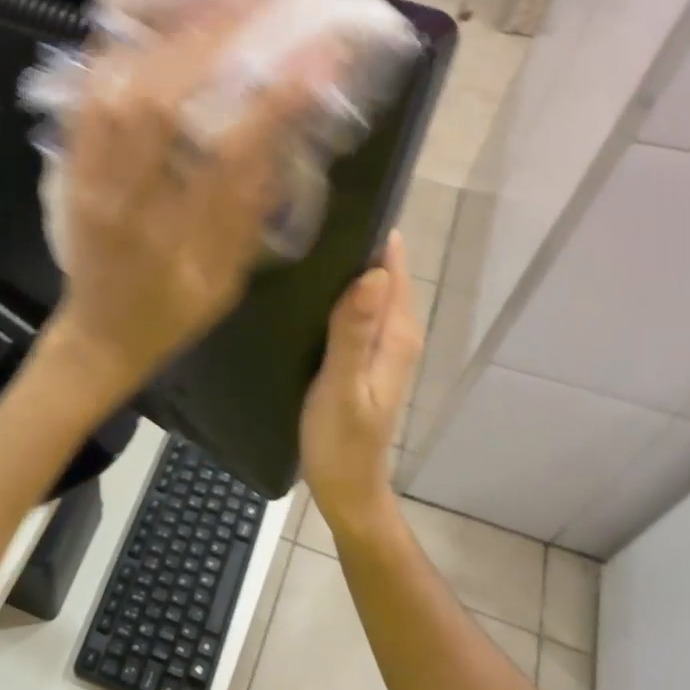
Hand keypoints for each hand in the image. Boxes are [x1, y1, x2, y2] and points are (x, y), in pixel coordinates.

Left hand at [41, 11, 330, 396]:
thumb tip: (283, 134)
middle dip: (212, 41)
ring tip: (210, 6)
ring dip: (164, 40)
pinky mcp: (70, 172)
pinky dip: (112, 58)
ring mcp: (88, 184)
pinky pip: (83, 102)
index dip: (276, 99)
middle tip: (258, 1)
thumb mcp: (226, 279)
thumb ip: (250, 211)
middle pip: (160, 104)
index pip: (230, 155)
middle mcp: (125, 204)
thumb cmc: (171, 314)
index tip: (319, 52)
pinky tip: (144, 30)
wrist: (99, 335)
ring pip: (116, 94)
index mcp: (176, 241)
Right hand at [300, 231, 424, 533]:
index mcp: (396, 334)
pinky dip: (330, 295)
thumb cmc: (340, 440)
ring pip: (362, 291)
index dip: (369, 231)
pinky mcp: (358, 357)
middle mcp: (394, 332)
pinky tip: (298, 291)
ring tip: (293, 244)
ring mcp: (377, 345)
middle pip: (378, 273)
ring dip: (337, 269)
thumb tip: (371, 272)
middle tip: (299, 217)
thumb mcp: (343, 387)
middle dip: (349, 244)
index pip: (391, 265)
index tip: (331, 202)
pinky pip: (349, 312)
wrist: (344, 487)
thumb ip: (354, 333)